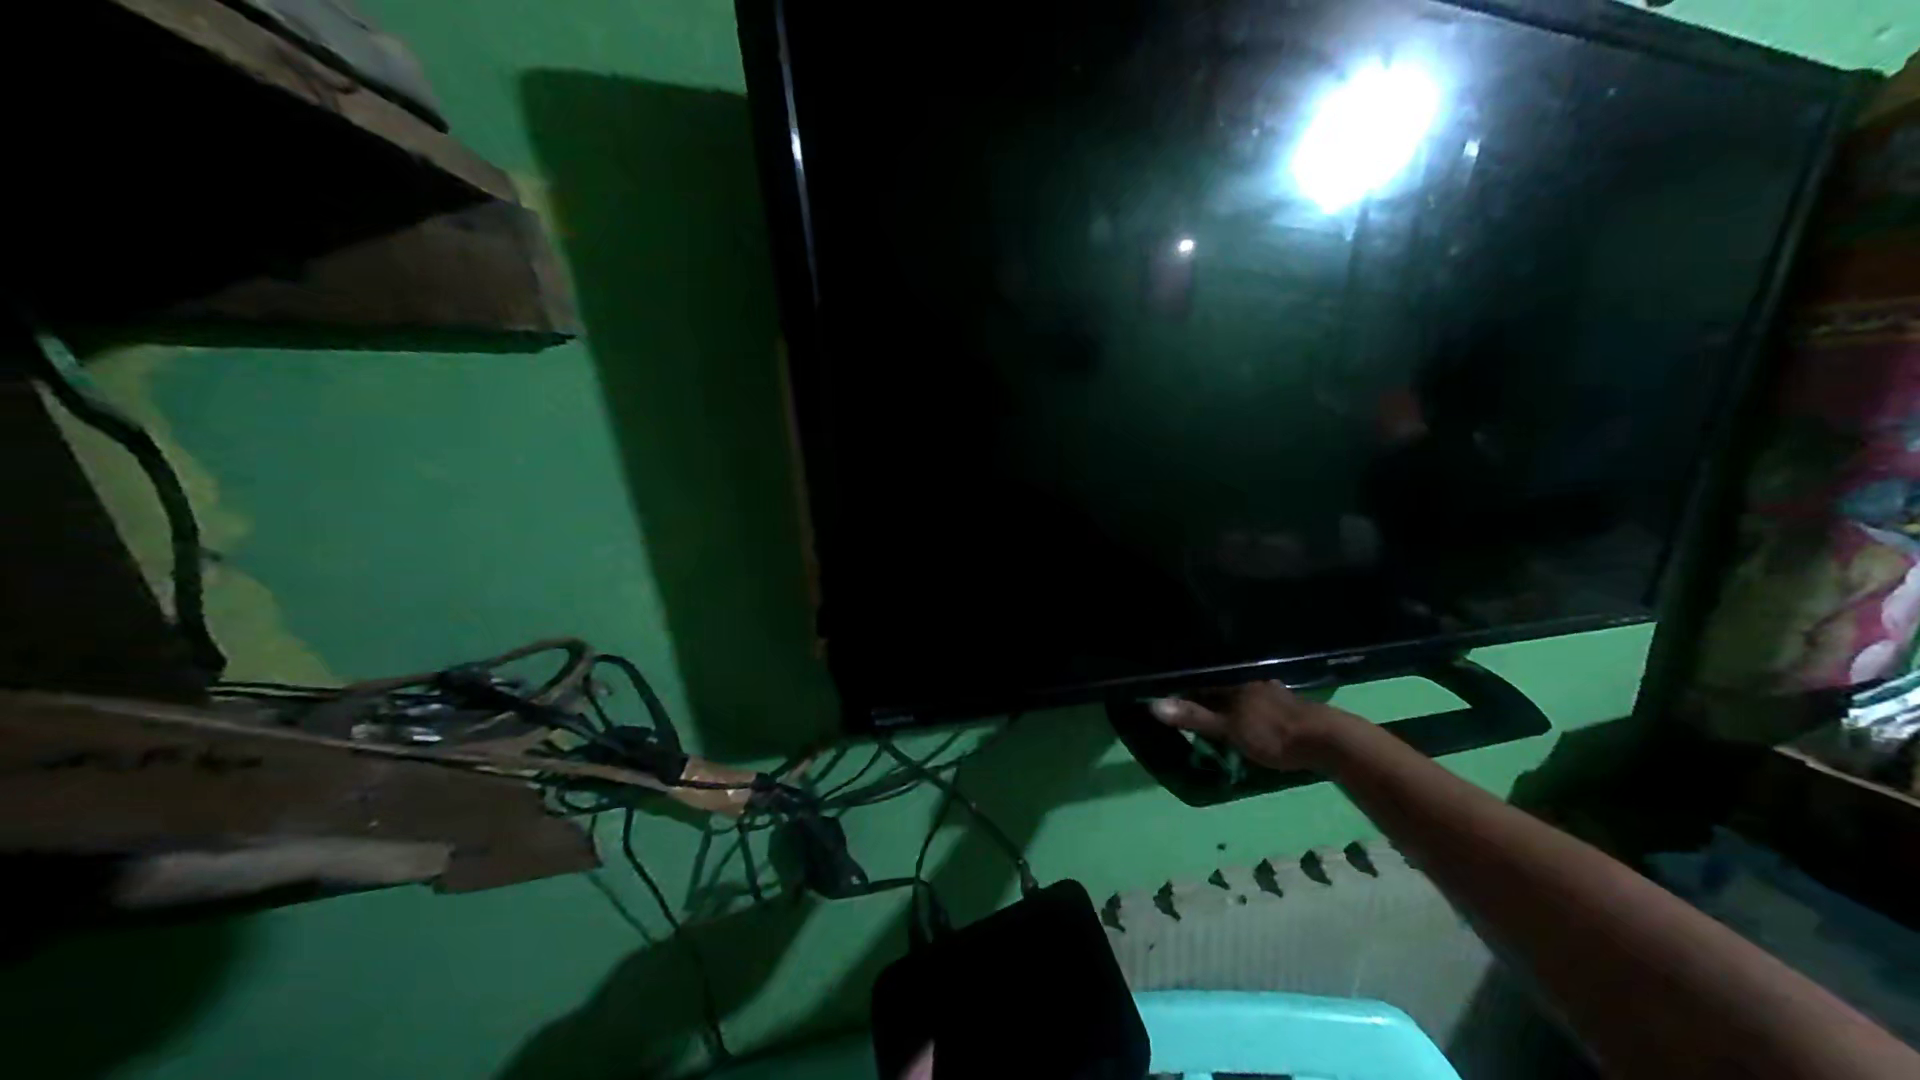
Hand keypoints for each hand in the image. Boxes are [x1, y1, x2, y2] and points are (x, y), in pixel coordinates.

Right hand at [1149, 680, 1349, 771]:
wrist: (1327, 740)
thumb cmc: (1272, 734)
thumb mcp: (1227, 729)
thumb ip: (1193, 717)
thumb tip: (1153, 704)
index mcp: (1234, 686)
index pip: (1201, 687)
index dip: (1185, 696)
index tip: (1171, 709)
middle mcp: (1252, 684)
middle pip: (1222, 692)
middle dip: (1208, 702)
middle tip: (1195, 721)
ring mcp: (1274, 695)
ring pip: (1243, 700)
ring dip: (1231, 709)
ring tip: (1223, 725)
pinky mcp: (1292, 710)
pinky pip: (1260, 709)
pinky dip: (1251, 717)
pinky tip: (1253, 726)